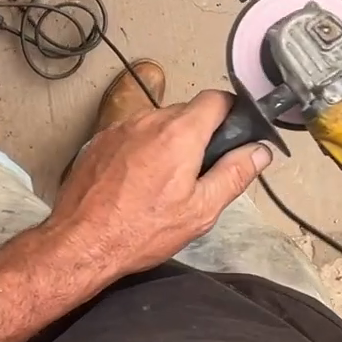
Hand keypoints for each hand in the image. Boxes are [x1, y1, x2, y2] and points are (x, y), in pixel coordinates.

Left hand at [48, 90, 273, 281]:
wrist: (81, 242)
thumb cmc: (139, 230)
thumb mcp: (201, 210)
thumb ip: (234, 174)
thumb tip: (259, 152)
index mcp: (181, 133)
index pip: (216, 99)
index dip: (230, 113)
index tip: (233, 133)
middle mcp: (150, 120)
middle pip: (187, 112)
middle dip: (198, 135)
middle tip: (198, 173)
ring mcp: (122, 127)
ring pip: (158, 123)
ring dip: (168, 143)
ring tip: (163, 182)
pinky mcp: (100, 139)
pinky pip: (133, 134)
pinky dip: (141, 149)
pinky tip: (137, 182)